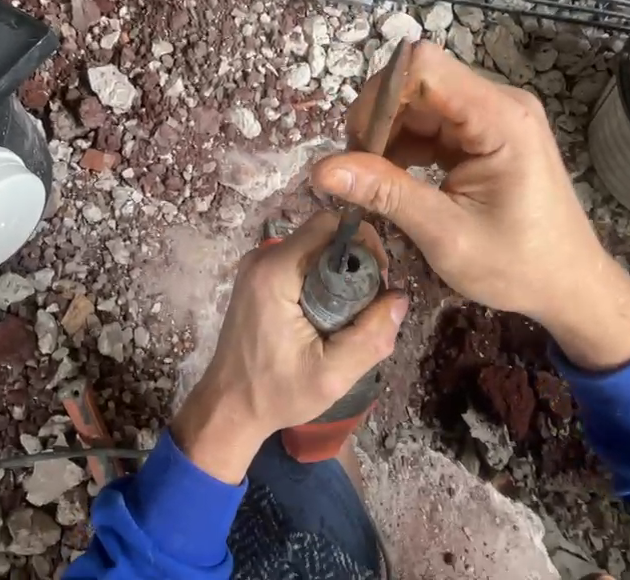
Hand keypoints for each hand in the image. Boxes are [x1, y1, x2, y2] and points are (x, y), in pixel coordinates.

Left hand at [171, 211, 408, 482]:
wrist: (229, 406)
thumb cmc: (277, 392)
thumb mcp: (332, 375)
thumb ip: (371, 336)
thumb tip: (400, 296)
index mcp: (275, 272)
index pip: (327, 224)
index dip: (362, 241)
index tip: (379, 278)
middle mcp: (263, 259)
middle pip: (322, 235)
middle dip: (355, 260)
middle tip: (372, 300)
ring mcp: (257, 266)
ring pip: (313, 248)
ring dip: (340, 271)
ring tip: (355, 311)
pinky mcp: (259, 278)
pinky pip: (300, 262)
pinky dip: (322, 279)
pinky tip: (332, 314)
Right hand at [312, 40, 629, 371]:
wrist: (570, 287)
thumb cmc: (518, 266)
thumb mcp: (445, 235)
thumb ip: (385, 194)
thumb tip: (321, 168)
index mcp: (500, 118)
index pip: (424, 66)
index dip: (381, 96)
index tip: (358, 145)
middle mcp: (499, 102)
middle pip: (418, 80)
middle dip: (379, 118)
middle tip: (358, 169)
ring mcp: (493, 114)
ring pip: (419, 99)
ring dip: (388, 133)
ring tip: (373, 179)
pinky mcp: (485, 131)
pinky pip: (431, 119)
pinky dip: (405, 144)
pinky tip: (395, 177)